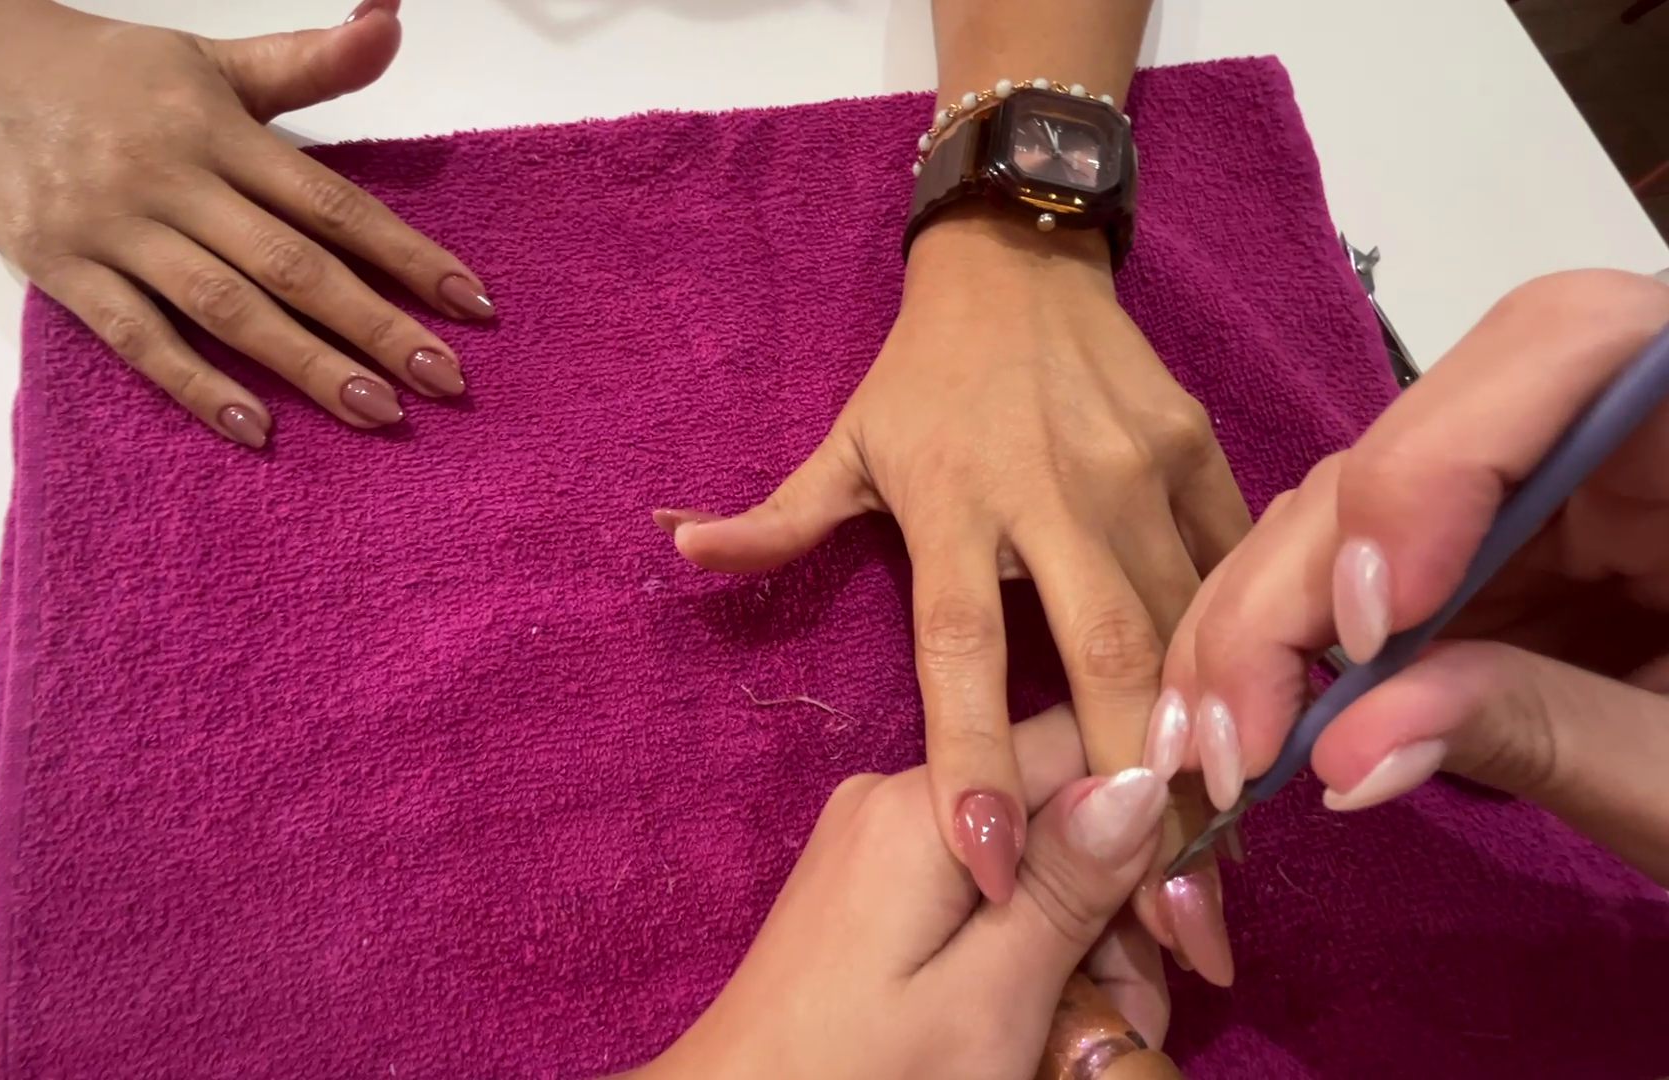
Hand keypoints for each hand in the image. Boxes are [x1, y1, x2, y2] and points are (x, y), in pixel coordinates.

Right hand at [0, 0, 491, 448]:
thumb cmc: (114, 73)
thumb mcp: (217, 63)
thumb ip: (312, 62)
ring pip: (229, 309)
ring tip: (380, 414)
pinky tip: (254, 428)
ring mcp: (116, 228)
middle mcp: (176, 180)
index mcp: (224, 134)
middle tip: (446, 380)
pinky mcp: (60, 267)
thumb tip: (394, 19)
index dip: (410, 256)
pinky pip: (135, 337)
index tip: (474, 304)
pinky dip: (193, 384)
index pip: (338, 207)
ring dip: (309, 367)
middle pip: (297, 268)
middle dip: (378, 328)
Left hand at [637, 707, 1171, 1079]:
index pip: (1066, 749)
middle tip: (1133, 1019)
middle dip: (1107, 907)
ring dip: (1068, 933)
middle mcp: (889, 790)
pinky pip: (966, 872)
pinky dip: (1012, 931)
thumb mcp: (987, 1002)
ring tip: (1081, 1038)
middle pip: (1041, 807)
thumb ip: (1065, 885)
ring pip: (1011, 847)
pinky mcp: (864, 865)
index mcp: (918, 804)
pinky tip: (1026, 1007)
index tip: (1187, 931)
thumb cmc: (865, 1076)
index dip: (1146, 823)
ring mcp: (870, 826)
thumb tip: (1143, 775)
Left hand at [655, 207, 1245, 983]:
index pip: (957, 646)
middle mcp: (1048, 495)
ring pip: (1183, 619)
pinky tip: (1266, 726)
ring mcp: (1135, 472)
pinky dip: (1248, 646)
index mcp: (947, 501)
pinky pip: (1230, 563)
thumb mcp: (842, 445)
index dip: (973, 756)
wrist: (1013, 272)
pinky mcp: (1199, 454)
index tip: (989, 861)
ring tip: (1226, 853)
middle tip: (1168, 913)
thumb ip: (774, 517)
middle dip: (1134, 783)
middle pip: (1098, 651)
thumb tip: (679, 547)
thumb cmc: (917, 379)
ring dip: (1208, 735)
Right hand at [1160, 269, 1668, 884]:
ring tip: (1210, 744)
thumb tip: (1341, 754)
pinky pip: (1309, 579)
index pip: (1561, 349)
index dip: (1437, 464)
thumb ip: (1548, 733)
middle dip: (1282, 602)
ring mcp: (1491, 508)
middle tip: (1234, 732)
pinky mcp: (1432, 566)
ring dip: (1242, 634)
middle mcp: (1584, 446)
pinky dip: (1256, 650)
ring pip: (1315, 523)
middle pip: (1376, 465)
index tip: (1376, 625)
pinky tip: (1228, 718)